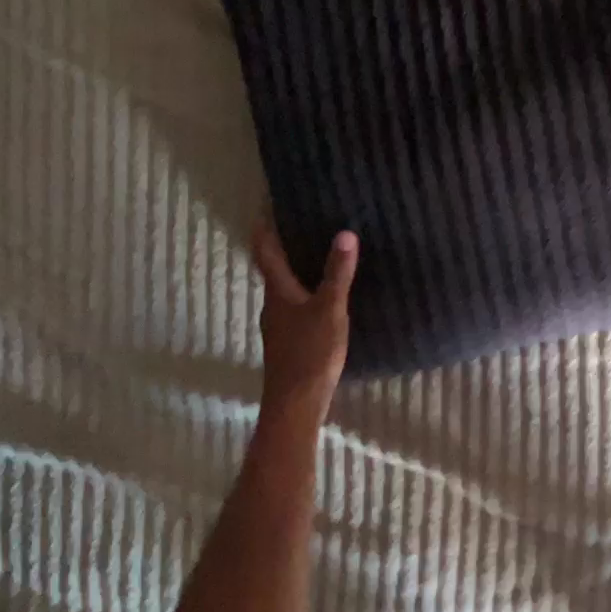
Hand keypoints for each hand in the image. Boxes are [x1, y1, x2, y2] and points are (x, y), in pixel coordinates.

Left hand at [252, 220, 359, 416]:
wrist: (296, 404)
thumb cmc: (311, 353)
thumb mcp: (330, 309)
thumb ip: (338, 273)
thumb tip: (345, 233)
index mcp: (278, 292)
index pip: (266, 252)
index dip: (265, 229)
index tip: (266, 207)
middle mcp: (273, 305)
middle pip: (274, 270)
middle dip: (285, 248)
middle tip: (303, 225)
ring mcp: (279, 327)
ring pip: (285, 291)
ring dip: (297, 273)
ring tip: (318, 257)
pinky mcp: (289, 343)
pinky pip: (295, 308)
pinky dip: (305, 295)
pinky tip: (324, 299)